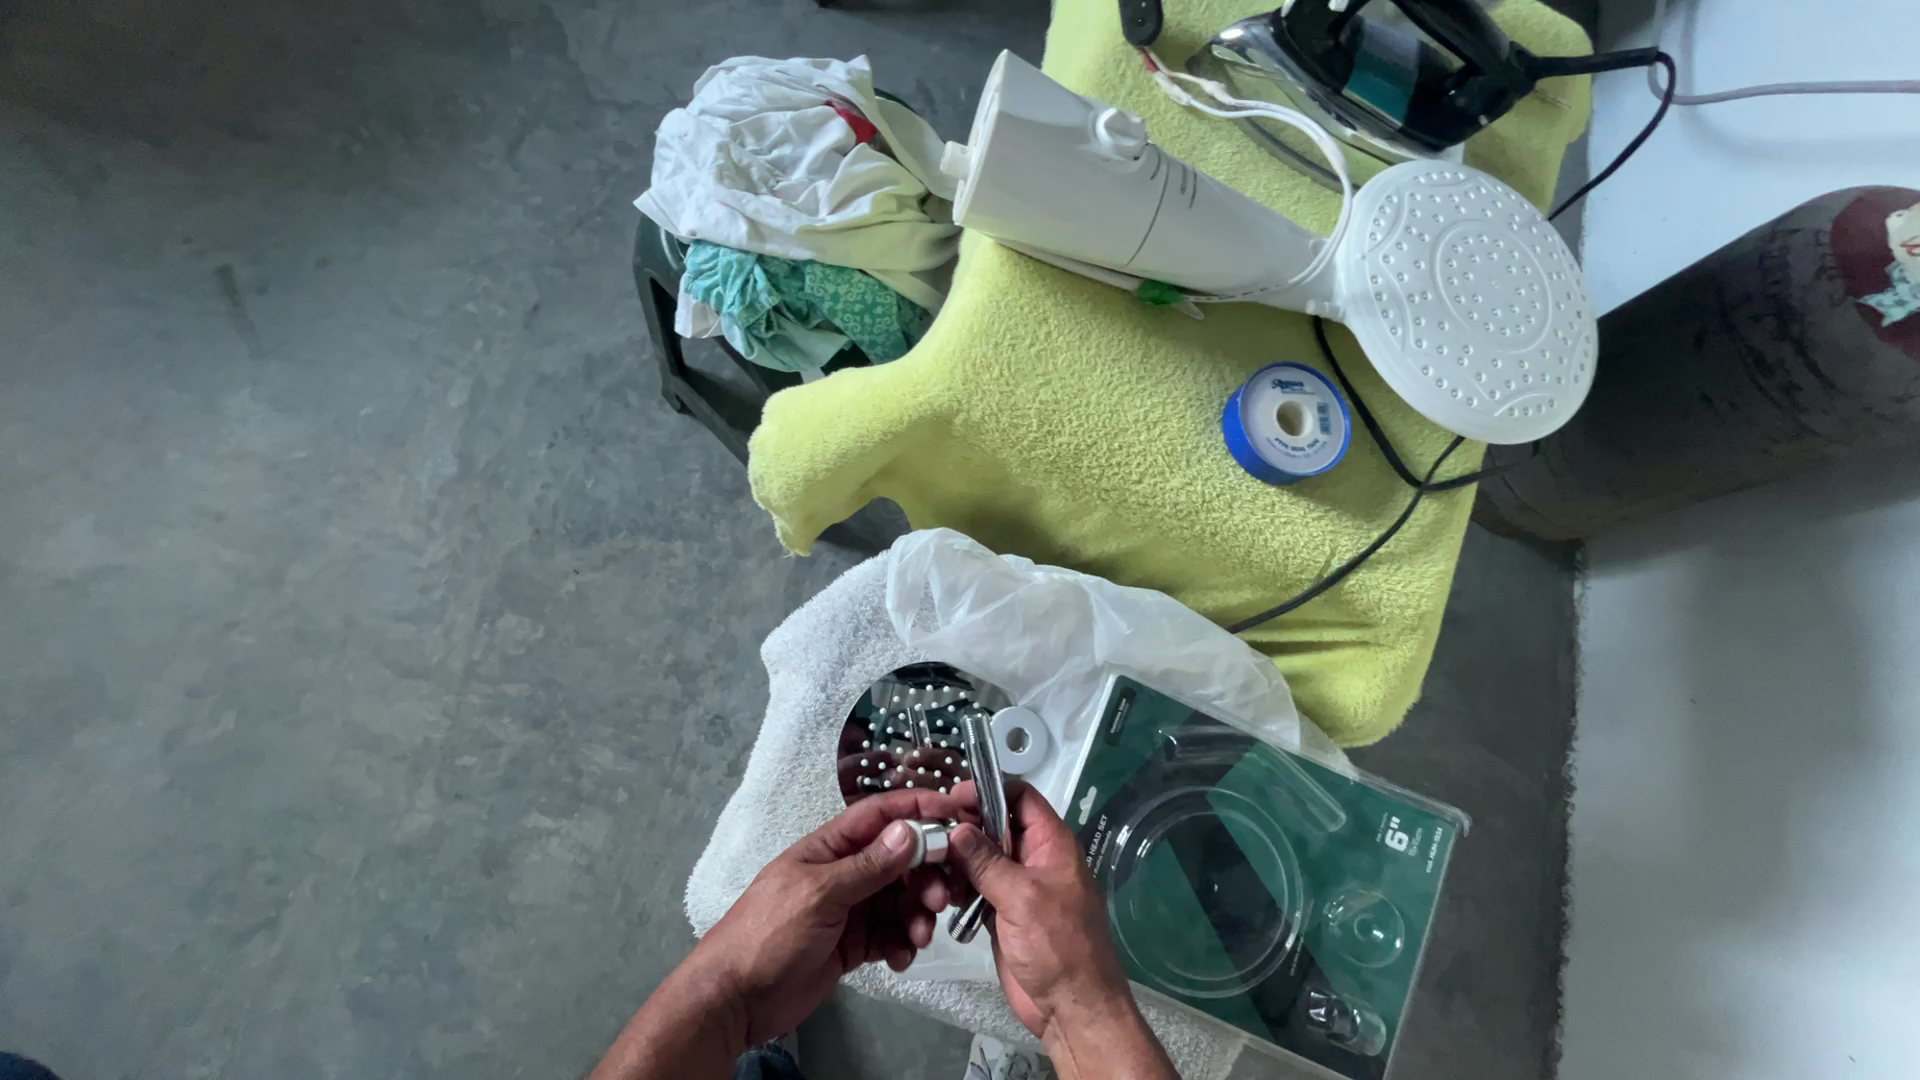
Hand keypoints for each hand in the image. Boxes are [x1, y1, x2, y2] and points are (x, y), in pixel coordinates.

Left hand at [687, 787, 969, 1043]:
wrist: (735, 999)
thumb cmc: (768, 933)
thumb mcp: (819, 894)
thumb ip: (867, 866)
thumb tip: (909, 831)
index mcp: (832, 846)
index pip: (881, 814)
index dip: (918, 809)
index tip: (955, 814)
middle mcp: (846, 871)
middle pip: (900, 858)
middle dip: (926, 874)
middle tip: (941, 897)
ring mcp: (852, 908)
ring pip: (901, 898)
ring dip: (918, 913)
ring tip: (918, 936)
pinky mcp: (855, 943)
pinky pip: (892, 933)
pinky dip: (903, 943)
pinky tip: (901, 958)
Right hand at [948, 782, 1176, 1079]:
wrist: (1073, 1010)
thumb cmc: (1059, 946)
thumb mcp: (1022, 898)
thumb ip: (987, 861)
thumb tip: (956, 829)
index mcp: (1052, 843)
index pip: (1020, 797)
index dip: (988, 790)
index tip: (952, 797)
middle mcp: (1035, 857)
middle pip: (996, 825)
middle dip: (966, 826)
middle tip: (930, 832)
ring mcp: (1018, 885)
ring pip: (983, 856)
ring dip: (958, 859)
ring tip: (931, 866)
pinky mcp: (1004, 910)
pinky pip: (977, 885)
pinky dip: (959, 885)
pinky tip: (939, 892)